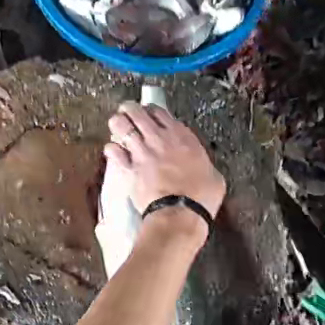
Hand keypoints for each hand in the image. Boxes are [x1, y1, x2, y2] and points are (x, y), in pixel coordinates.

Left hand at [105, 102, 225, 217]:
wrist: (181, 213)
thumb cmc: (201, 197)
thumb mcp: (213, 175)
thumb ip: (203, 163)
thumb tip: (204, 168)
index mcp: (182, 137)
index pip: (160, 111)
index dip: (151, 111)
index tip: (149, 115)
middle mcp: (159, 139)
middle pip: (136, 111)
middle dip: (129, 111)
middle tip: (128, 116)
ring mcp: (141, 152)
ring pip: (120, 125)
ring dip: (118, 125)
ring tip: (119, 129)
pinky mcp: (129, 169)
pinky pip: (113, 150)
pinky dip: (111, 149)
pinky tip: (113, 152)